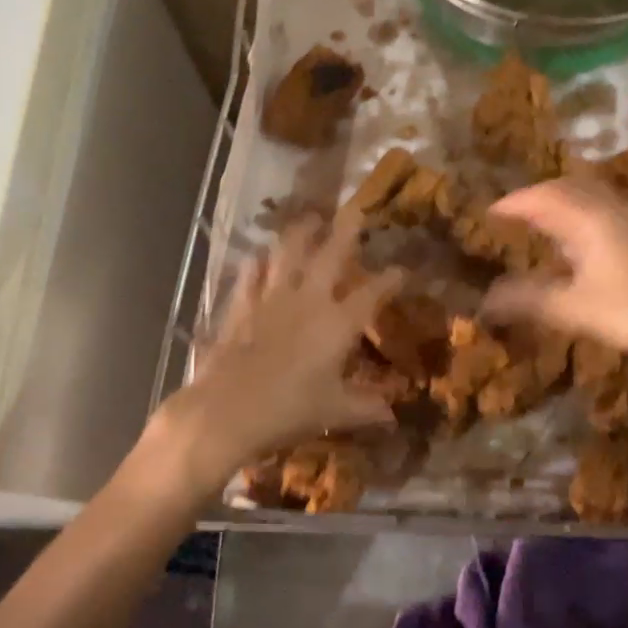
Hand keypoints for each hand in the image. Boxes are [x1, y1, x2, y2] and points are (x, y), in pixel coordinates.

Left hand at [156, 210, 401, 482]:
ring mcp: (271, 299)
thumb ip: (366, 408)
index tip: (402, 269)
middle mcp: (308, 300)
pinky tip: (258, 256)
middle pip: (330, 255)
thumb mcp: (335, 412)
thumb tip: (393, 416)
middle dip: (345, 231)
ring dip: (301, 234)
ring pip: (288, 253)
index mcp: (339, 323)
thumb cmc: (289, 411)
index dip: (391, 279)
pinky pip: (251, 275)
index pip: (373, 293)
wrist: (225, 411)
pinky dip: (257, 263)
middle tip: (355, 211)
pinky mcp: (240, 306)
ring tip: (309, 219)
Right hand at [483, 178, 627, 360]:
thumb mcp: (577, 309)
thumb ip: (530, 300)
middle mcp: (612, 207)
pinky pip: (606, 210)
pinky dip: (582, 216)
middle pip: (567, 187)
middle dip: (536, 197)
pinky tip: (581, 245)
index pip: (542, 197)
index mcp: (589, 218)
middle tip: (512, 216)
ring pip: (590, 197)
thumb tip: (486, 299)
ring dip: (562, 204)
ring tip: (540, 227)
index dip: (512, 203)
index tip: (488, 213)